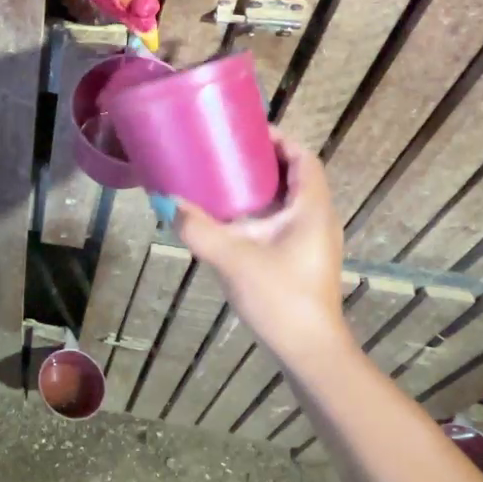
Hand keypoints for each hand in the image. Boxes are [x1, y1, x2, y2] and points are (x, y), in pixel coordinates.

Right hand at [175, 129, 349, 362]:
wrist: (308, 350)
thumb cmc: (280, 296)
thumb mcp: (231, 258)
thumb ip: (197, 227)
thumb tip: (165, 200)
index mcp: (311, 208)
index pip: (303, 158)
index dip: (278, 140)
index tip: (245, 131)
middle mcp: (317, 219)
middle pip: (295, 175)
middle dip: (262, 160)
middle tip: (224, 152)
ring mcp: (311, 241)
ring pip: (288, 200)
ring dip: (260, 186)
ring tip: (221, 179)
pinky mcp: (301, 259)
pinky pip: (281, 220)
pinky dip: (259, 209)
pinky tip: (229, 219)